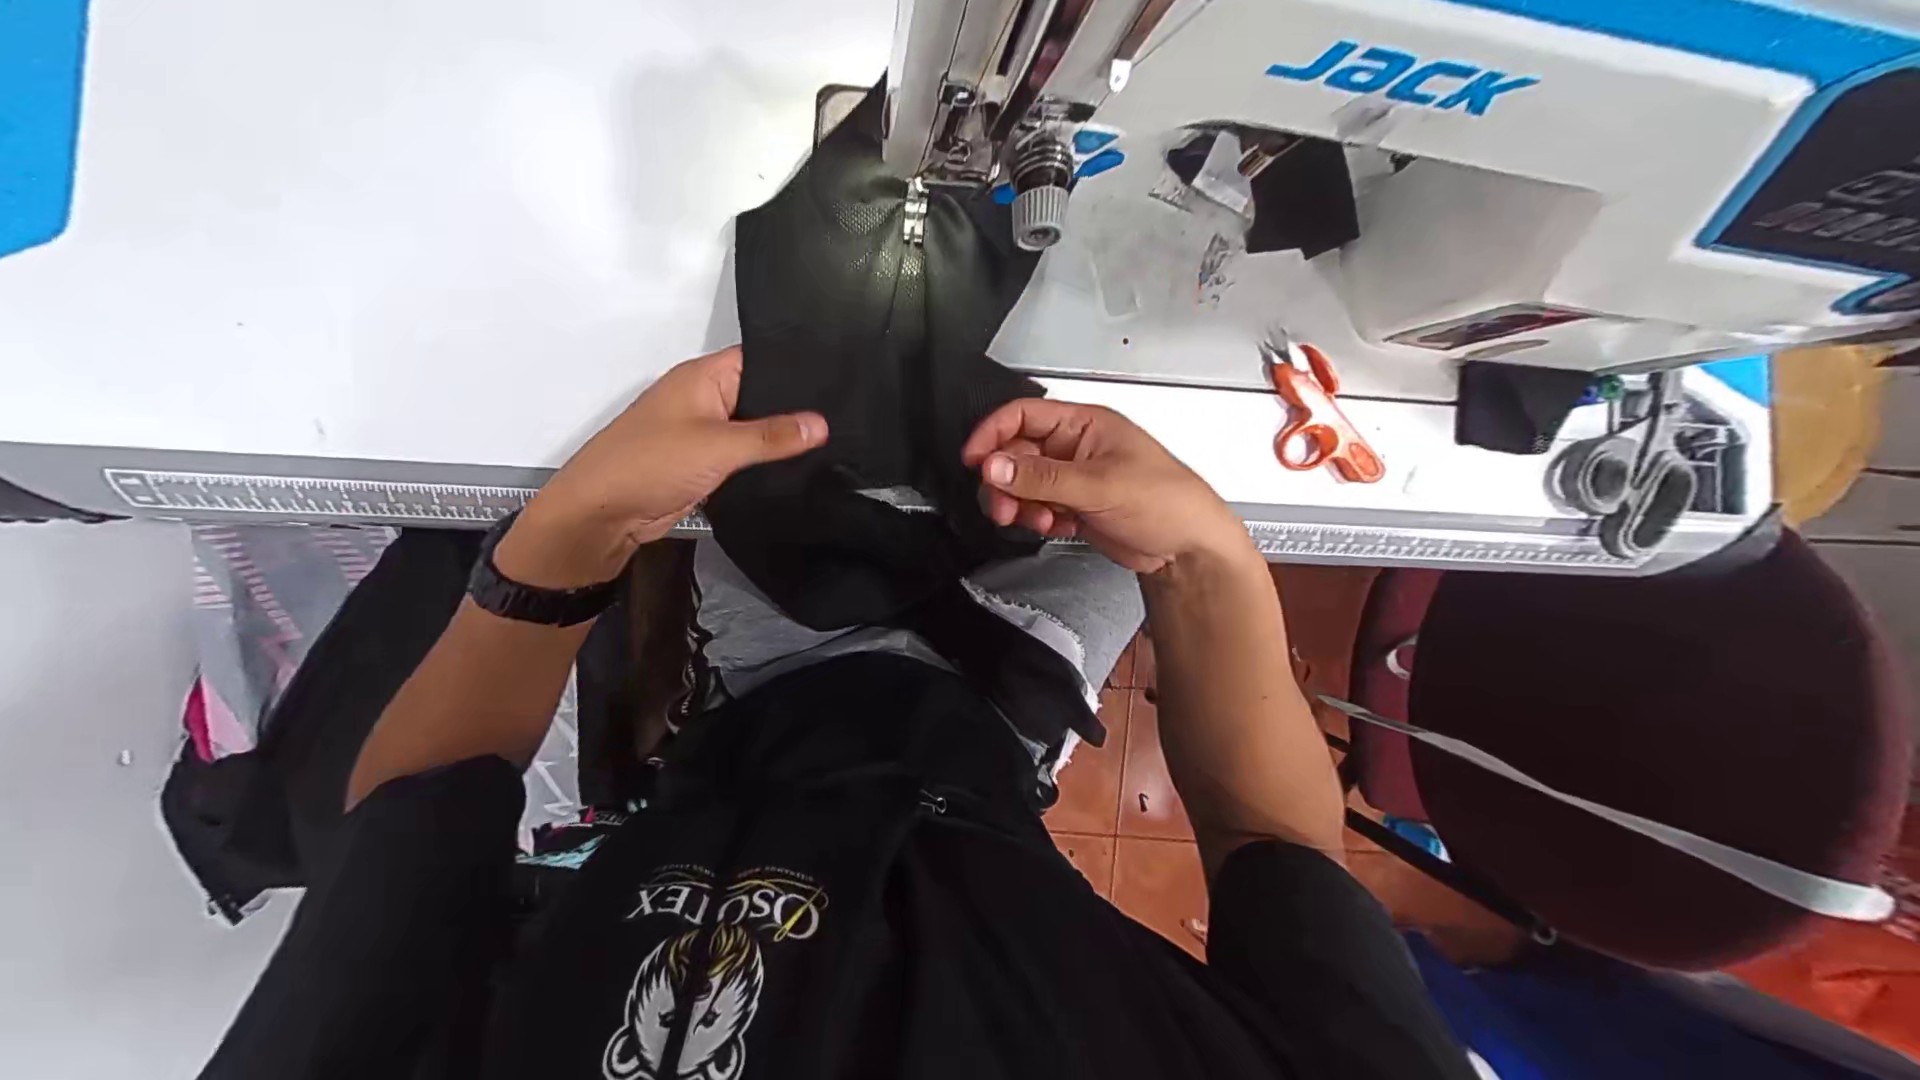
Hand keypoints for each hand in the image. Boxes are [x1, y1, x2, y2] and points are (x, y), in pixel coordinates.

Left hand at [495, 346, 825, 586]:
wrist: (604, 515)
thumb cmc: (651, 464)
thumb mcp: (719, 445)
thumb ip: (772, 436)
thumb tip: (821, 424)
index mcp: (703, 378)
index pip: (760, 360)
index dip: (797, 367)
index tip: (840, 377)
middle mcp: (706, 399)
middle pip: (762, 395)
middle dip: (797, 407)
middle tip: (847, 414)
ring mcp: (707, 432)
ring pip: (756, 429)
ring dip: (783, 438)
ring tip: (835, 440)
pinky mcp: (708, 463)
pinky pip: (747, 456)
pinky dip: (768, 461)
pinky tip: (802, 466)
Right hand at [960, 398, 1251, 573]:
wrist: (1186, 548)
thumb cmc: (1167, 501)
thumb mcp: (1098, 484)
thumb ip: (1041, 477)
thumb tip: (996, 465)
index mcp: (1084, 424)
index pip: (1022, 415)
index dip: (993, 434)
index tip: (974, 459)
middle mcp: (1075, 447)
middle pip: (1016, 454)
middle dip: (1004, 481)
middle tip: (1003, 505)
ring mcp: (1073, 477)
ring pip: (1022, 484)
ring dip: (1019, 504)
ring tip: (1034, 519)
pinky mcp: (1073, 504)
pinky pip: (1036, 506)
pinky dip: (1037, 519)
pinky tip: (1056, 525)